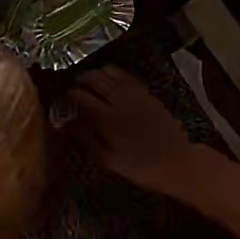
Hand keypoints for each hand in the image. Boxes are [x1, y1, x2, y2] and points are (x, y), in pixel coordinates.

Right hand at [68, 67, 204, 191]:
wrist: (177, 162)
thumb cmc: (139, 166)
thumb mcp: (108, 158)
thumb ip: (85, 137)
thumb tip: (62, 124)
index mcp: (106, 118)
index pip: (80, 97)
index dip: (69, 95)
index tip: (64, 97)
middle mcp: (118, 100)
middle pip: (94, 79)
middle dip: (82, 79)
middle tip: (75, 84)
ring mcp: (134, 94)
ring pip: (110, 73)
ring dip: (97, 73)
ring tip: (91, 78)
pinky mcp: (147, 93)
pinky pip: (127, 76)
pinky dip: (115, 73)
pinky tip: (111, 77)